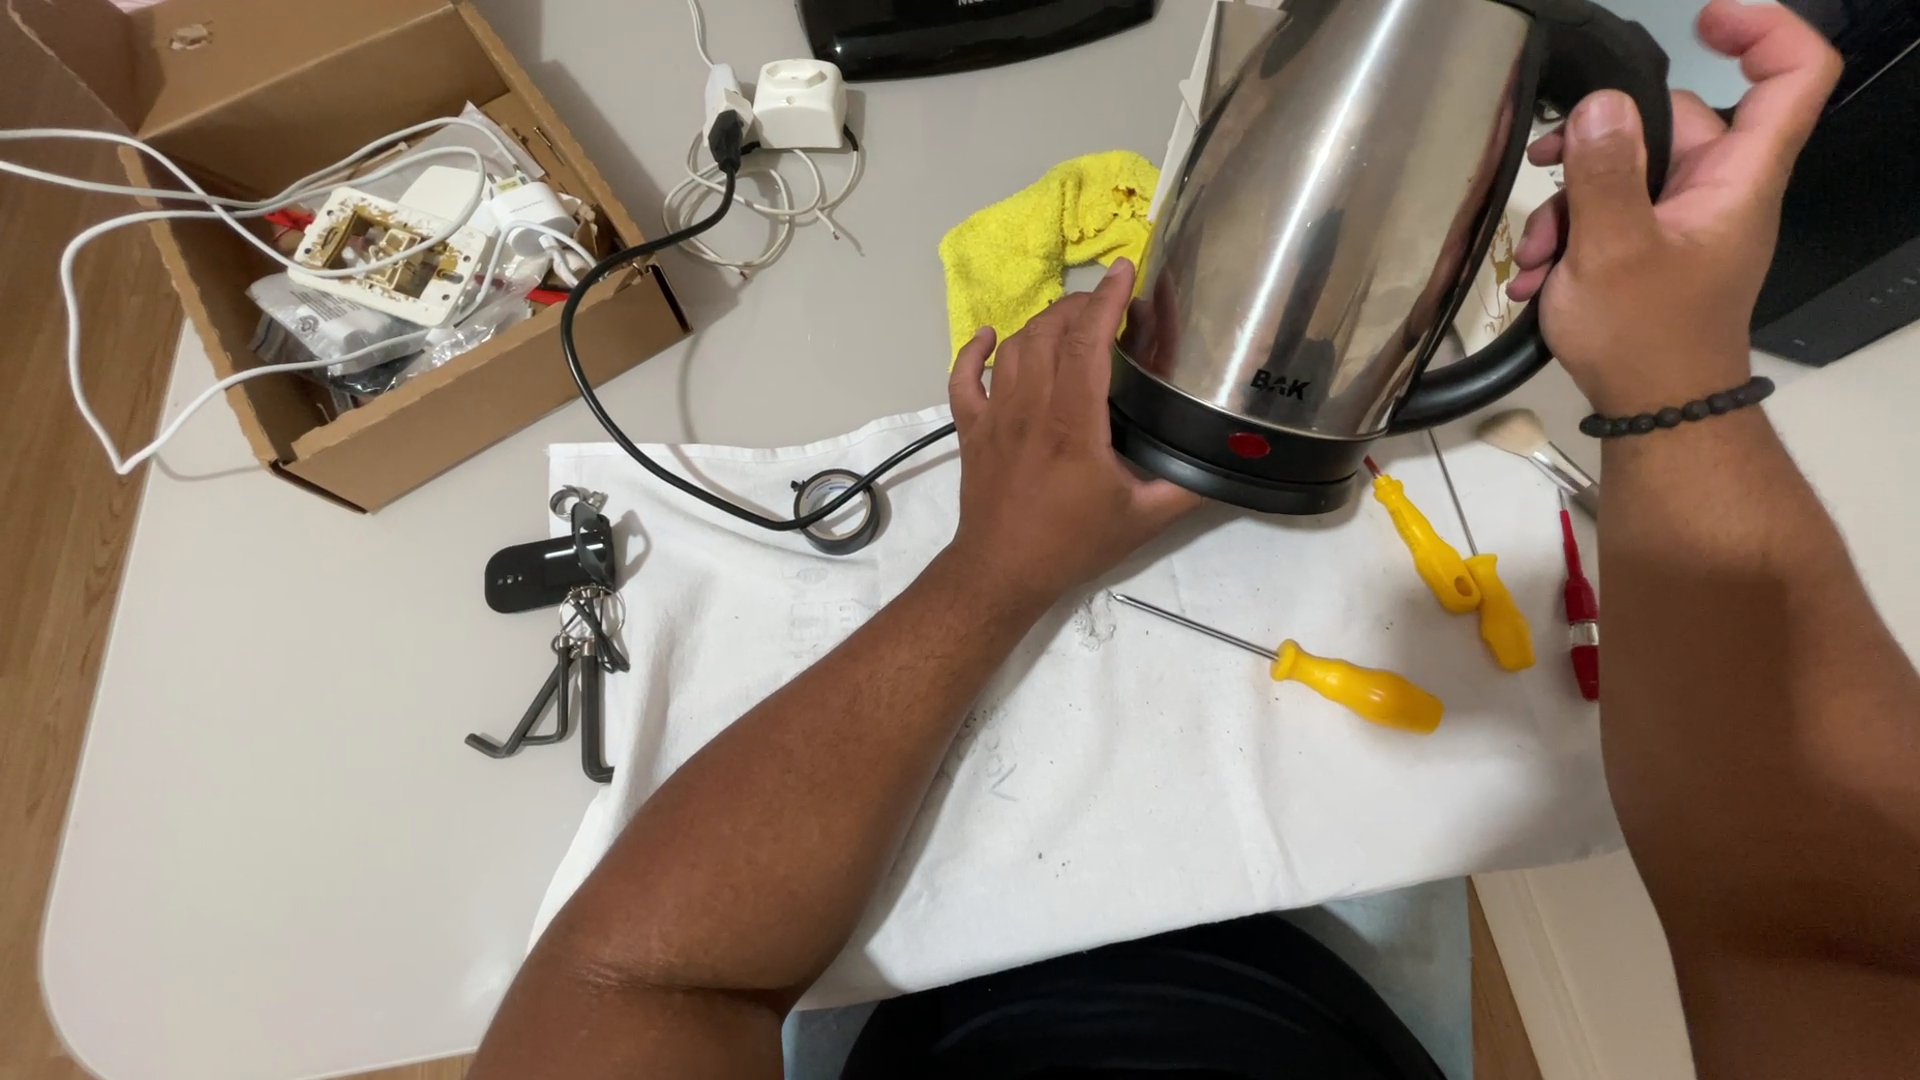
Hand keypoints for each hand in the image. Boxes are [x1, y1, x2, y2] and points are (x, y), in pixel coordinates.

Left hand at [944, 258, 1201, 607]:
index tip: (1125, 271)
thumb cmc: (1070, 546)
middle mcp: (1029, 409)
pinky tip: (991, 337)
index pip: (1086, 344)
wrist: (1001, 572)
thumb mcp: (1141, 521)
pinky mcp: (971, 430)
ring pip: (1011, 349)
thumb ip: (1186, 489)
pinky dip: (974, 351)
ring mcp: (994, 417)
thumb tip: (1229, 467)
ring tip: (1069, 324)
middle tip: (1107, 308)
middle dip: (1078, 307)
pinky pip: (962, 378)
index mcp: (1072, 424)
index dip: (1107, 301)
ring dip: (1041, 325)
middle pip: (1047, 333)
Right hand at [1507, 0, 1841, 414]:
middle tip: (1539, 171)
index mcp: (1736, 178)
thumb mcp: (1611, 251)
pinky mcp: (1643, 256)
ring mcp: (1675, 227)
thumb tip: (1598, 107)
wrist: (1650, 404)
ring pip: (1618, 185)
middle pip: (1665, 134)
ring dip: (1560, 216)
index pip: (1789, 75)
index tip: (1704, 19)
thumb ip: (1604, 176)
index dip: (1760, 31)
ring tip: (1528, 260)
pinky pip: (1602, 227)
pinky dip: (1562, 246)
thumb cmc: (1644, 332)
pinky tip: (1531, 280)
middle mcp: (1712, 193)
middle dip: (1591, 156)